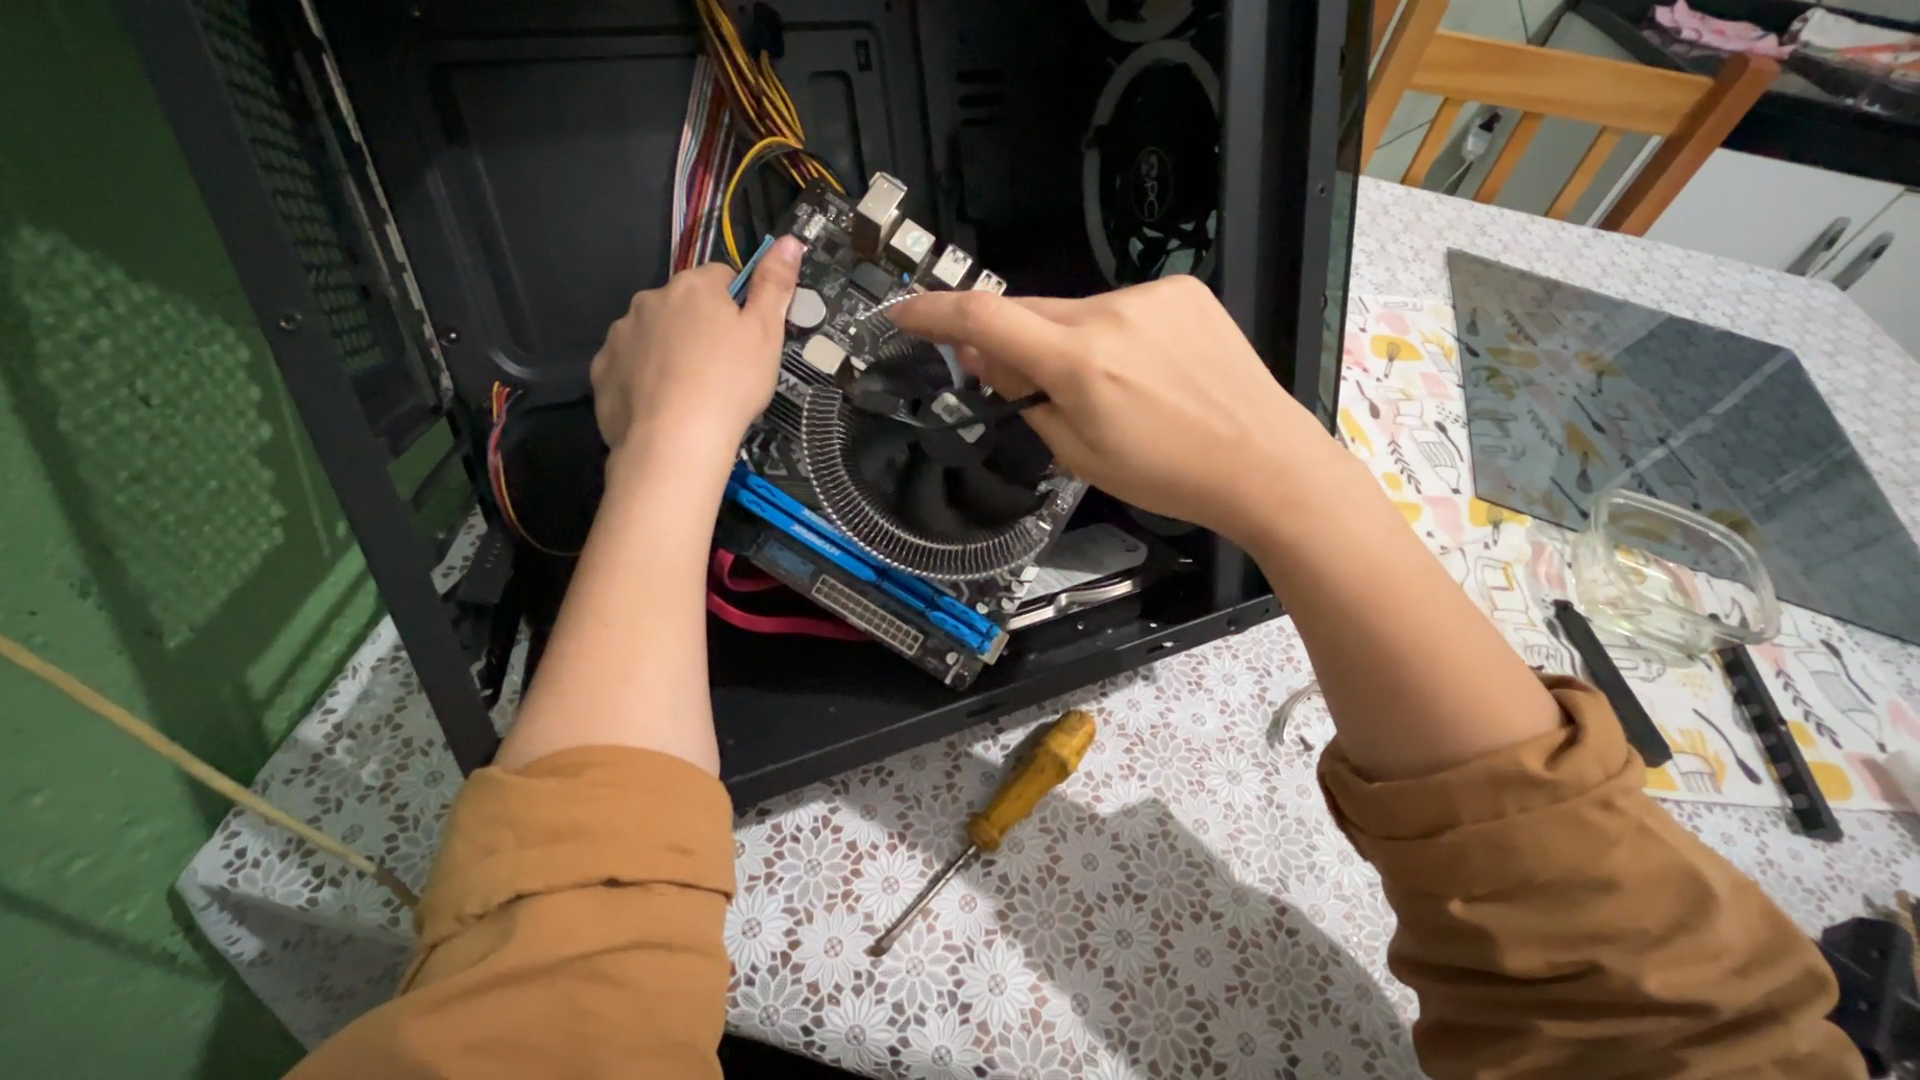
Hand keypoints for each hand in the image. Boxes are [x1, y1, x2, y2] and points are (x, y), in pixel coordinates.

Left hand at [590, 236, 803, 463]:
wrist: (674, 442)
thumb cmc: (730, 384)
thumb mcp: (766, 334)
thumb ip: (775, 284)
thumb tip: (789, 240)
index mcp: (693, 287)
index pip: (721, 277)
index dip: (738, 306)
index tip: (746, 339)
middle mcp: (649, 300)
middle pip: (683, 305)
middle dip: (700, 327)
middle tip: (722, 369)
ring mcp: (620, 335)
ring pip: (653, 334)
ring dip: (670, 351)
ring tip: (691, 391)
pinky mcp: (602, 371)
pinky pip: (629, 366)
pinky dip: (644, 379)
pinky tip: (663, 406)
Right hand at [888, 275, 1342, 544]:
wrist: (1264, 462)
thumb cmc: (1169, 474)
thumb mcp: (1079, 454)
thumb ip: (1025, 397)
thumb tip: (985, 356)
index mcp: (1080, 362)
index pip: (985, 319)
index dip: (933, 312)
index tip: (903, 312)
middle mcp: (1111, 313)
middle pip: (1029, 311)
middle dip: (1012, 341)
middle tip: (1020, 383)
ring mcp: (1152, 296)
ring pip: (1076, 310)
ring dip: (1066, 340)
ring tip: (1105, 390)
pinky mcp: (1184, 291)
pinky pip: (1121, 306)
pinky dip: (1111, 333)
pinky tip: (1143, 371)